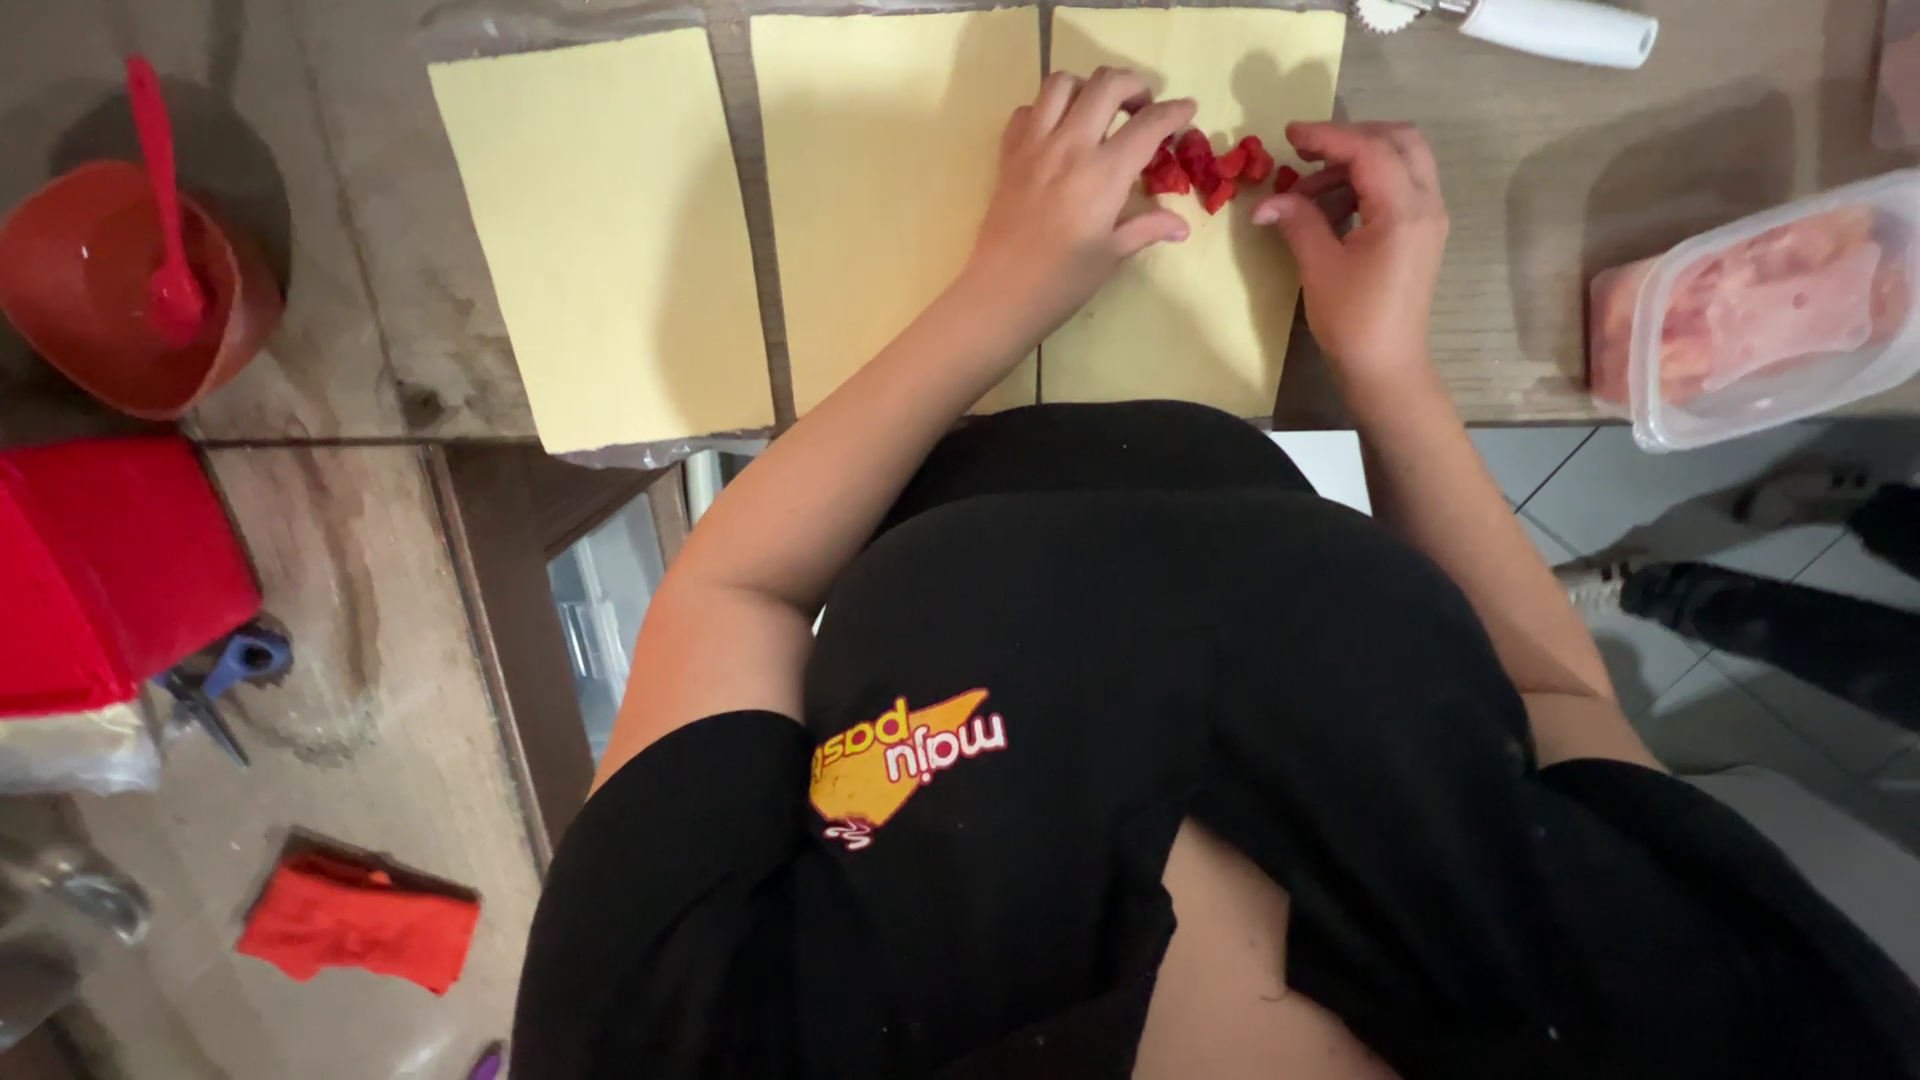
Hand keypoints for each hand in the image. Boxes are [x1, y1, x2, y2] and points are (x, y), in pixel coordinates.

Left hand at [960, 68, 1195, 339]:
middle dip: (1134, 85)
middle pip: (1107, 85)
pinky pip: (1025, 112)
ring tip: (1097, 109)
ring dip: (1086, 86)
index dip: (1174, 112)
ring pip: (1061, 83)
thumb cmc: (1061, 283)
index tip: (1186, 110)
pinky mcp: (1008, 157)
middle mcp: (1070, 147)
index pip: (1148, 125)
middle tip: (1142, 106)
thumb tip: (1181, 226)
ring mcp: (1034, 147)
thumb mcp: (1110, 256)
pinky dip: (1043, 110)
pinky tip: (1054, 132)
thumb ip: (1146, 229)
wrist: (1001, 294)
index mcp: (1104, 173)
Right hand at [1251, 122, 1448, 387]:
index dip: (1328, 136)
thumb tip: (1266, 202)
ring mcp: (1427, 218)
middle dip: (1350, 139)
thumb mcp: (1319, 268)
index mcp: (1404, 210)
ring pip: (1400, 162)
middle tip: (1306, 154)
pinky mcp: (1419, 233)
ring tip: (1306, 195)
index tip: (1290, 135)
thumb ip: (1298, 224)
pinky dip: (1363, 186)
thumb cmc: (1352, 320)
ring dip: (1353, 165)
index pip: (1370, 150)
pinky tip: (1329, 211)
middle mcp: (1426, 203)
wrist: (1385, 365)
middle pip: (1398, 140)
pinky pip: (1397, 188)